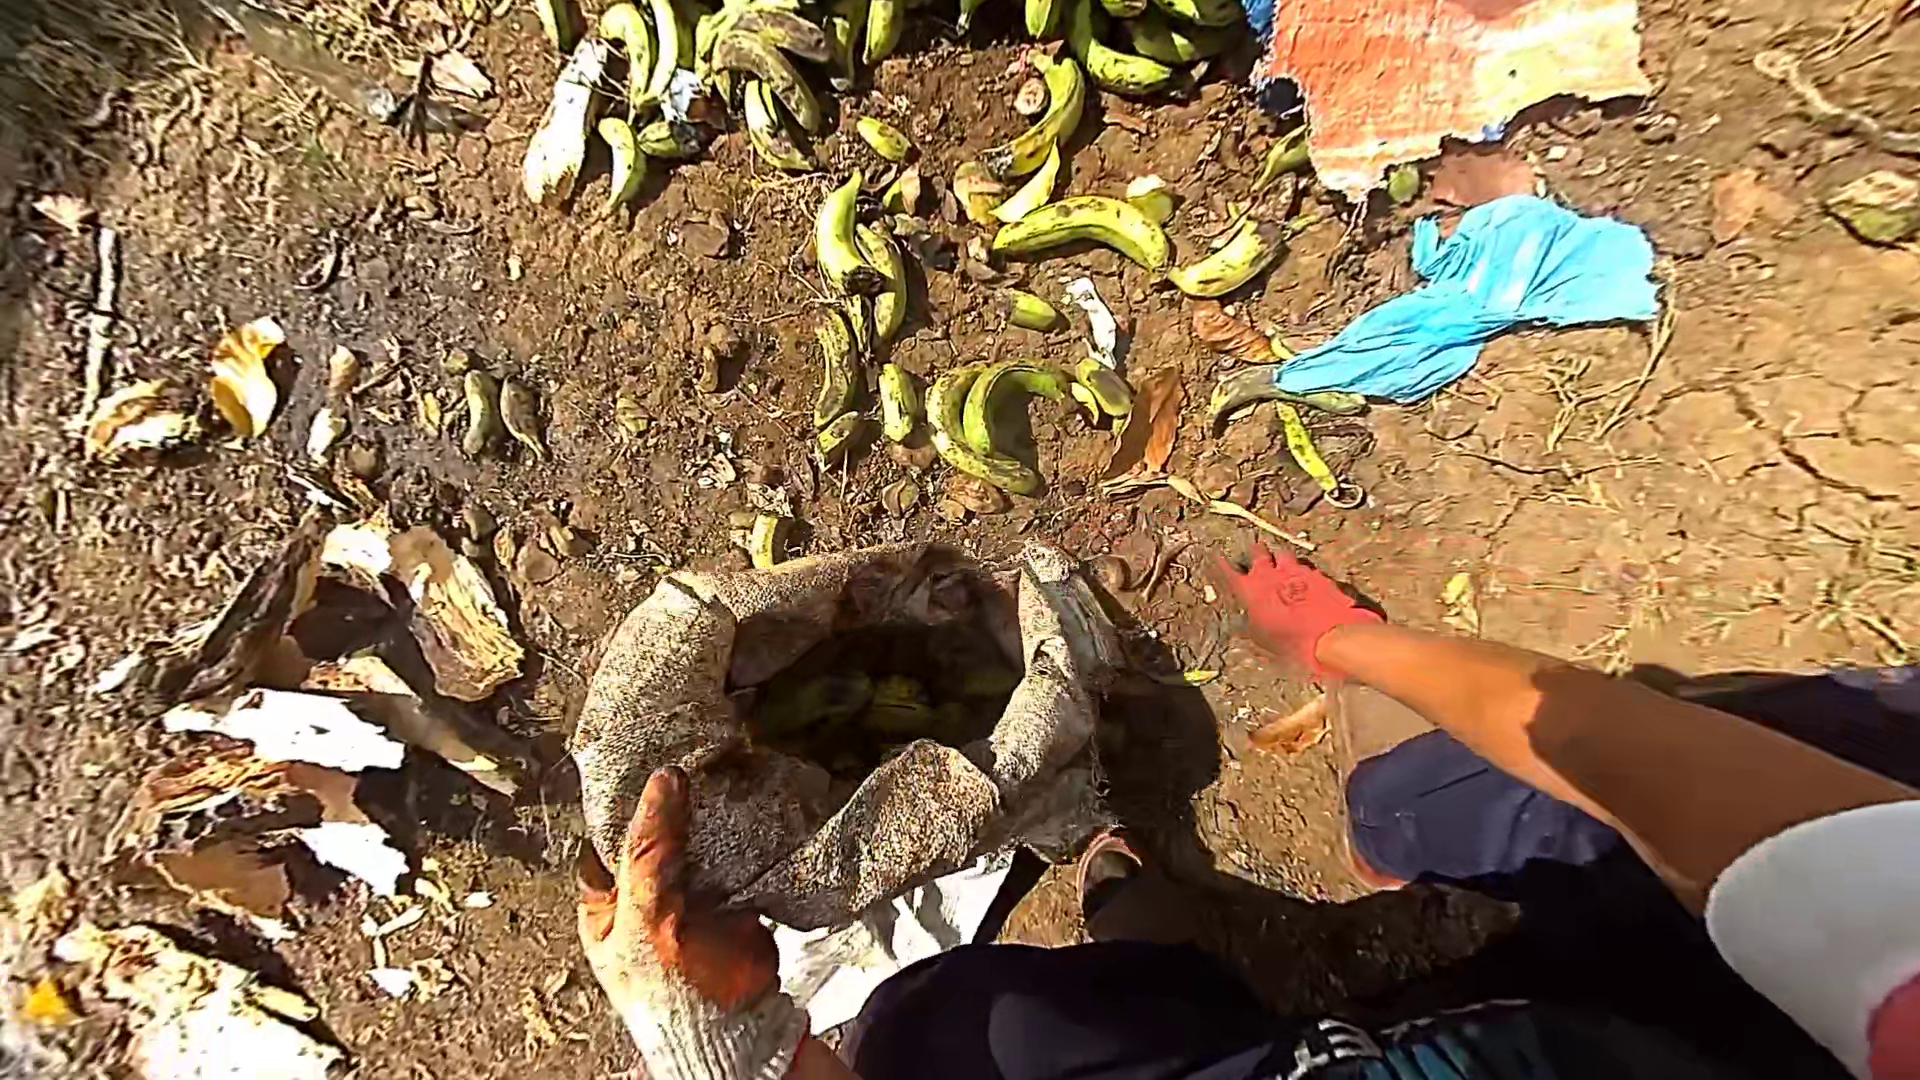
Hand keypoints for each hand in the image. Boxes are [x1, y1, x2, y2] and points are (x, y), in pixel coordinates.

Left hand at [578, 767, 808, 1079]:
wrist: (738, 1023)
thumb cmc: (672, 988)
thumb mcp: (646, 917)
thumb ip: (650, 850)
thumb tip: (664, 777)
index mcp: (609, 900)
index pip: (610, 832)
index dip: (627, 796)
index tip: (652, 752)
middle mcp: (645, 887)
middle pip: (656, 826)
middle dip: (675, 794)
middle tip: (696, 748)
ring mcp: (688, 884)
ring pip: (694, 830)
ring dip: (708, 803)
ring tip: (723, 760)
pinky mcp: (727, 882)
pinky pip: (728, 841)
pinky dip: (737, 820)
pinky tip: (747, 792)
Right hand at [1218, 545, 1380, 676]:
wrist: (1332, 636)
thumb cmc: (1289, 641)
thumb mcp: (1261, 641)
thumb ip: (1248, 629)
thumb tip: (1238, 629)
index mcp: (1249, 590)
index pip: (1228, 571)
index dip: (1222, 563)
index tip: (1218, 557)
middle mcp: (1270, 575)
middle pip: (1259, 553)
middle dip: (1255, 552)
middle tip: (1255, 552)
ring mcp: (1296, 572)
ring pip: (1284, 554)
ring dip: (1281, 558)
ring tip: (1281, 563)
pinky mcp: (1320, 576)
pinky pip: (1307, 568)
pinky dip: (1303, 572)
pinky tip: (1306, 580)